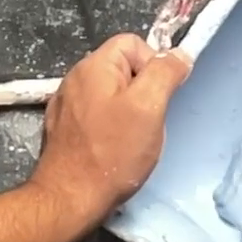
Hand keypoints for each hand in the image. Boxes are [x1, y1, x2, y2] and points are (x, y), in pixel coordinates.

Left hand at [31, 34, 192, 221]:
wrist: (70, 198)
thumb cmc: (113, 153)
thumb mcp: (149, 107)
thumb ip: (165, 73)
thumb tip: (178, 55)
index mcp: (94, 65)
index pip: (134, 43)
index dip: (154, 65)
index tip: (158, 98)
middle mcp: (75, 78)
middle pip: (122, 68)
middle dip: (142, 91)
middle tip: (147, 121)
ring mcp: (66, 103)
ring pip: (111, 93)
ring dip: (127, 111)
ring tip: (131, 138)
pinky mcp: (64, 127)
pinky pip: (96, 113)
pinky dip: (109, 126)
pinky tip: (111, 148)